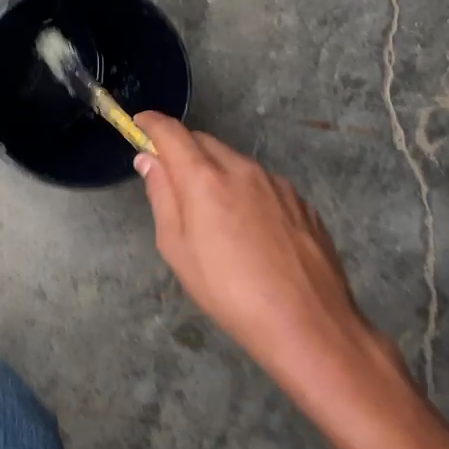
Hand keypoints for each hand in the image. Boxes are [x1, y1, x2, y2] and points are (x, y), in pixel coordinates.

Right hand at [133, 112, 390, 381]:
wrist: (310, 325)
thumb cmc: (228, 290)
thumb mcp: (175, 247)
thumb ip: (161, 195)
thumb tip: (150, 161)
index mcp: (204, 178)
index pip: (170, 132)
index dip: (150, 123)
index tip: (138, 126)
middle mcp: (242, 170)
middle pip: (203, 141)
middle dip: (182, 150)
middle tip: (172, 179)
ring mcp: (278, 185)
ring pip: (235, 162)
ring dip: (215, 171)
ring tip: (215, 214)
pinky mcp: (303, 204)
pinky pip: (263, 184)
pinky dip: (246, 191)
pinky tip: (251, 231)